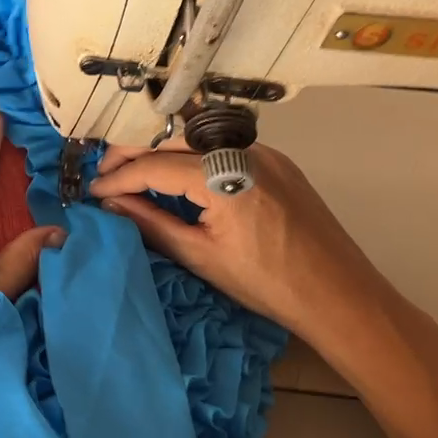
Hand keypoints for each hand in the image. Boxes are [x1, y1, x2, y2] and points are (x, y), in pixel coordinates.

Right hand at [88, 141, 391, 337]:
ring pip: (199, 139)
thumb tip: (112, 205)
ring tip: (134, 173)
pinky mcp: (279, 162)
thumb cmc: (269, 285)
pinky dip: (193, 157)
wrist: (344, 299)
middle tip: (105, 175)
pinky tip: (179, 177)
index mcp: (224, 175)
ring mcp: (266, 153)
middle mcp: (245, 151)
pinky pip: (224, 149)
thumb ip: (152, 224)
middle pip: (173, 140)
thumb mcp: (202, 257)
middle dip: (134, 154)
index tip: (93, 192)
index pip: (155, 166)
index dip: (119, 178)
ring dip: (162, 152)